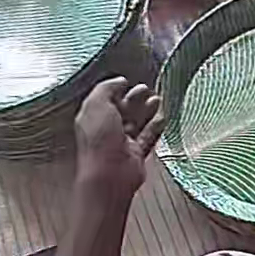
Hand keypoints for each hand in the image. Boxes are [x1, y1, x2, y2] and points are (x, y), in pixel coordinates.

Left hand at [73, 77, 165, 202]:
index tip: (128, 81)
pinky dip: (155, 128)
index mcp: (93, 117)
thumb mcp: (97, 104)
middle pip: (122, 111)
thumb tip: (119, 81)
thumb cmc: (99, 142)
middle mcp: (106, 131)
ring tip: (157, 100)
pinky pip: (147, 139)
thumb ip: (106, 88)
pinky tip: (162, 118)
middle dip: (134, 99)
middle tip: (146, 89)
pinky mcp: (135, 155)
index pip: (105, 99)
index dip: (116, 89)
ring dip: (147, 111)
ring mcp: (121, 144)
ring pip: (136, 123)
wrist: (109, 174)